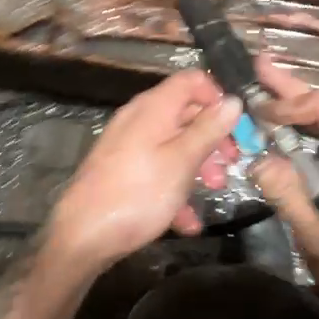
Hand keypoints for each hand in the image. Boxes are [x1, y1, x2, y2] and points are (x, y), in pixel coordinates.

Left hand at [44, 70, 242, 273]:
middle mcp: (140, 119)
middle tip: (232, 162)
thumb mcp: (182, 162)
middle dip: (212, 137)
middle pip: (186, 113)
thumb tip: (233, 100)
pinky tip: (188, 222)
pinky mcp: (122, 172)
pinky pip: (157, 170)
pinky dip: (175, 188)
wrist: (81, 238)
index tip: (237, 124)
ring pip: (174, 144)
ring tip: (216, 190)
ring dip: (198, 165)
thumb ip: (208, 130)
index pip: (192, 80)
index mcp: (154, 107)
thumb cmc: (137, 194)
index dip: (217, 96)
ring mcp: (129, 146)